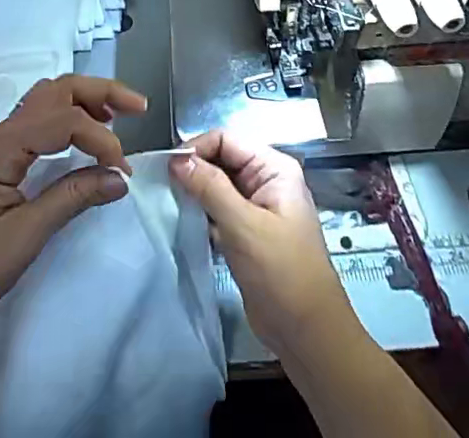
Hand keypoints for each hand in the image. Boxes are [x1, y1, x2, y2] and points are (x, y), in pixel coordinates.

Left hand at [0, 73, 148, 340]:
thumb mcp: (25, 237)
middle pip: (55, 91)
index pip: (64, 120)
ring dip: (83, 101)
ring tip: (117, 118)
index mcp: (0, 149)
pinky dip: (67, 119)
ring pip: (45, 101)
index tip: (122, 171)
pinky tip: (84, 140)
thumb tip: (120, 177)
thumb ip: (73, 197)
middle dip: (100, 92)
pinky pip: (36, 124)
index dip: (101, 138)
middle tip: (138, 108)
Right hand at [170, 129, 353, 354]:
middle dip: (193, 170)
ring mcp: (257, 207)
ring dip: (194, 193)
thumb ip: (210, 187)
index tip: (167, 169)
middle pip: (221, 160)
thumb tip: (177, 159)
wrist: (305, 329)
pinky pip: (218, 211)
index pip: (227, 140)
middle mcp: (266, 180)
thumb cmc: (281, 271)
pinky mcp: (247, 232)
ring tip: (168, 204)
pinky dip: (201, 214)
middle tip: (162, 188)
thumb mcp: (244, 225)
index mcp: (274, 168)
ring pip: (217, 186)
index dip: (197, 149)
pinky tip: (182, 222)